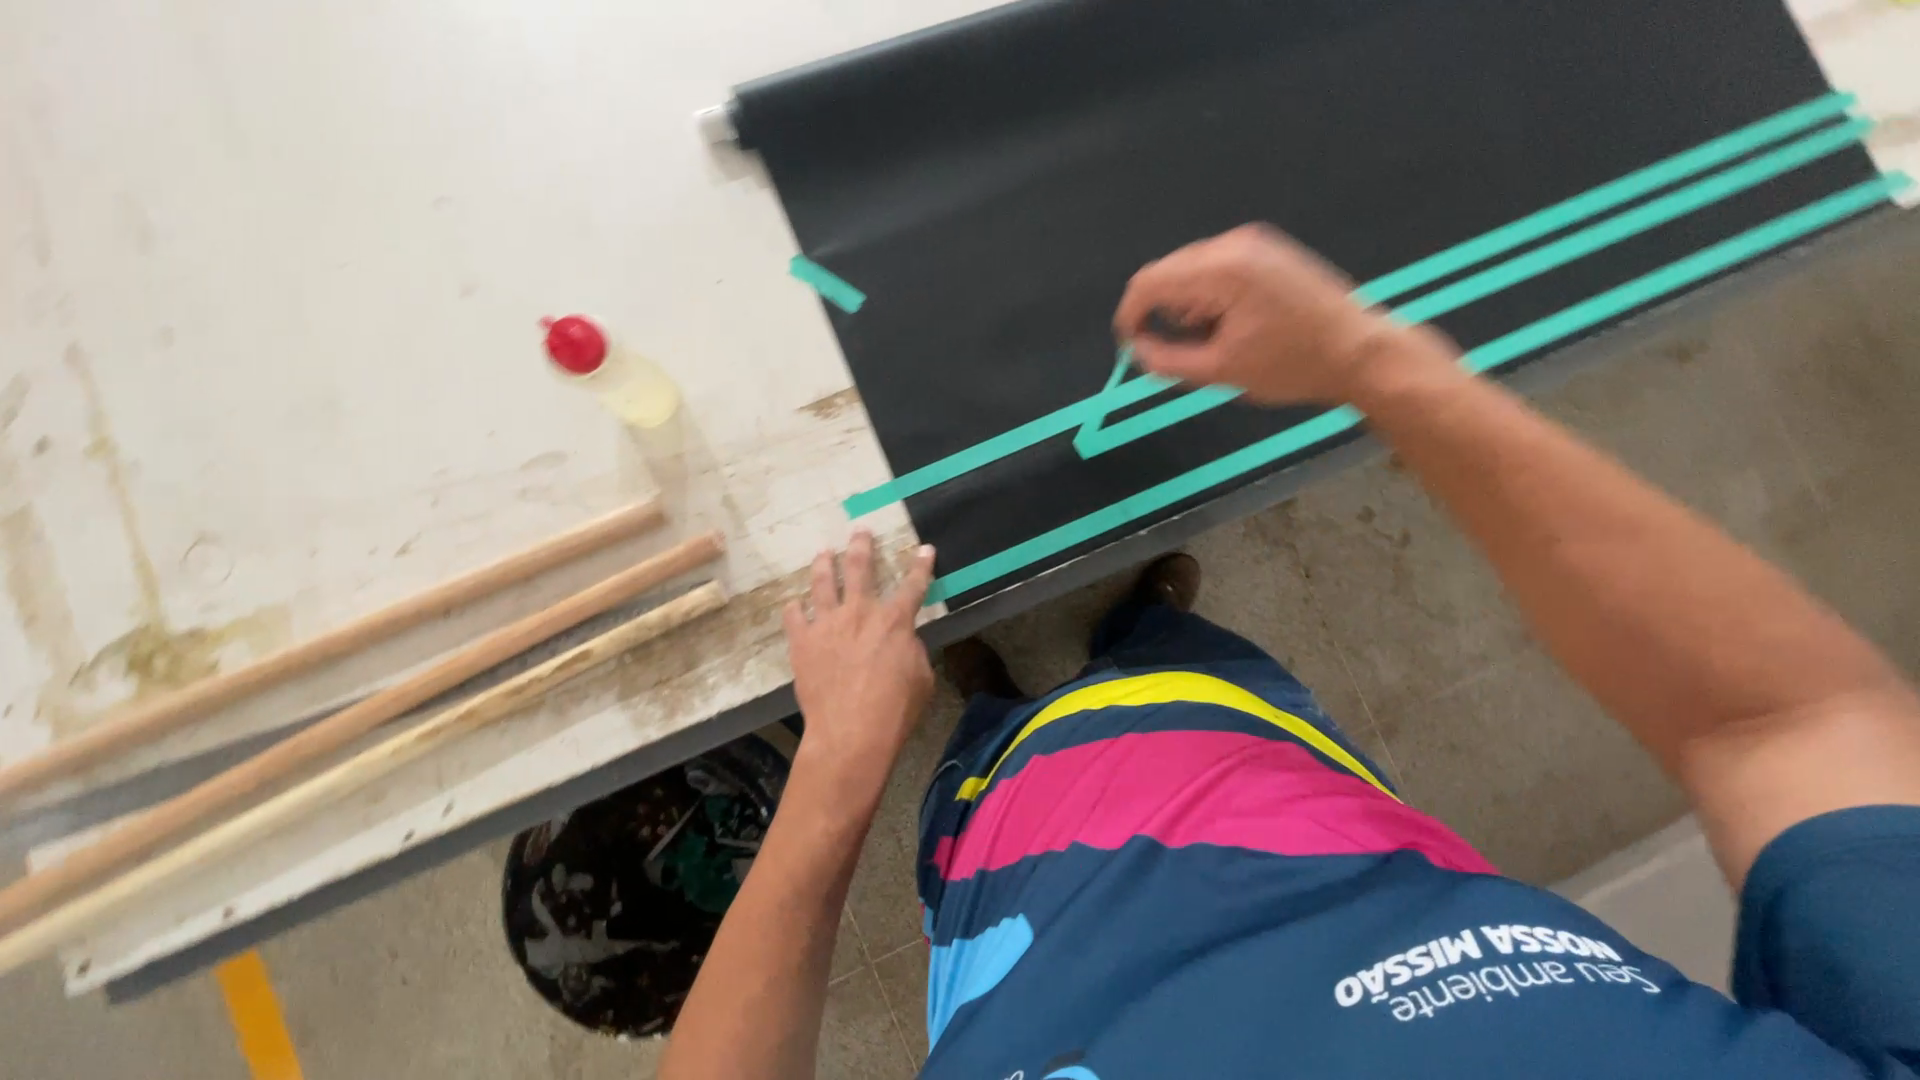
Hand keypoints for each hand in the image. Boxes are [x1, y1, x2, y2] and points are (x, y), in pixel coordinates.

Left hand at [783, 531, 936, 795]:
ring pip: (823, 584)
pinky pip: (794, 617)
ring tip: (822, 552)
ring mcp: (827, 625)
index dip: (921, 565)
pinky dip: (793, 608)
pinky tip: (792, 603)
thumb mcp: (922, 678)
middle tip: (859, 530)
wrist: (851, 732)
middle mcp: (860, 613)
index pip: (913, 585)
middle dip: (861, 546)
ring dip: (823, 564)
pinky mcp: (802, 642)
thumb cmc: (895, 709)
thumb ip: (913, 651)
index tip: (925, 549)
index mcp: (895, 621)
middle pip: (860, 569)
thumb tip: (904, 642)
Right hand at [1113, 223, 1417, 405]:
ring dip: (1186, 305)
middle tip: (1181, 350)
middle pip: (1168, 271)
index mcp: (1222, 270)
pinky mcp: (1266, 249)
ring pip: (1190, 270)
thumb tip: (1136, 348)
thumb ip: (1167, 359)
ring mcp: (1253, 242)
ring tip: (1214, 339)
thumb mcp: (1220, 371)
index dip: (1131, 315)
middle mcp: (1234, 244)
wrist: (1358, 351)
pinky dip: (1207, 296)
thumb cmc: (1290, 366)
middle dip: (1162, 312)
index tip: (1133, 347)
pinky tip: (1230, 323)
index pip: (1150, 281)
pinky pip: (1215, 267)